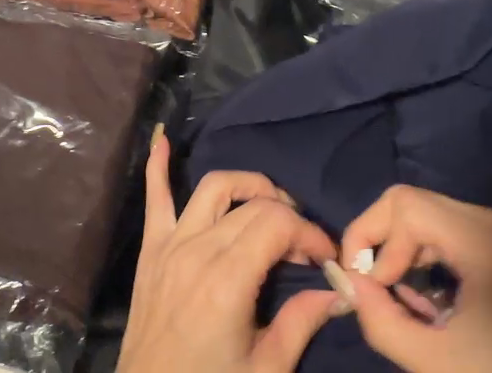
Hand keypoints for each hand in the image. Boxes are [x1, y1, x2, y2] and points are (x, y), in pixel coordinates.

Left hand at [117, 128, 344, 372]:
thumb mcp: (266, 370)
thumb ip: (301, 321)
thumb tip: (340, 291)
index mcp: (228, 279)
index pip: (278, 224)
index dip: (310, 233)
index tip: (326, 257)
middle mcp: (198, 250)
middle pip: (254, 205)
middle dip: (289, 217)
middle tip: (304, 249)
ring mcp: (170, 245)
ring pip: (214, 188)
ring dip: (247, 188)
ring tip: (268, 206)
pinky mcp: (151, 250)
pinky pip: (154, 199)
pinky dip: (157, 168)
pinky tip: (163, 141)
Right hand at [339, 186, 491, 372]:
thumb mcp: (435, 360)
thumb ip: (382, 321)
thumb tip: (349, 284)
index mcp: (477, 238)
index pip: (403, 205)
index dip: (371, 239)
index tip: (367, 288)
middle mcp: (486, 221)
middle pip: (411, 202)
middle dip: (380, 240)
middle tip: (370, 287)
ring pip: (425, 215)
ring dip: (398, 249)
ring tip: (390, 295)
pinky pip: (444, 232)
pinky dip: (420, 254)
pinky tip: (416, 295)